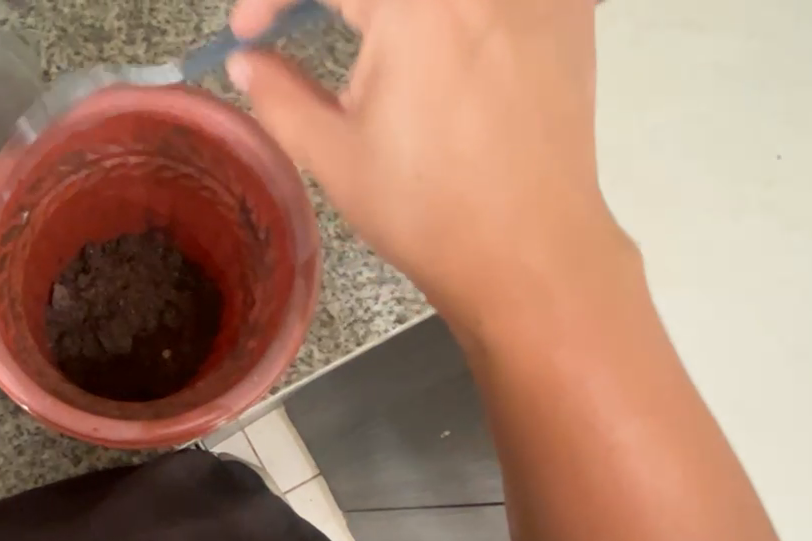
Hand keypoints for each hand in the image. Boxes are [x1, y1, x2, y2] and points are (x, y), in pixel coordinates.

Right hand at [226, 0, 627, 335]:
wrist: (523, 244)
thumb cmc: (423, 209)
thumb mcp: (334, 156)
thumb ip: (279, 98)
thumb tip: (244, 63)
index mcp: (414, 6)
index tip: (246, 32)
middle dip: (329, 0)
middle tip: (302, 22)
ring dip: (386, 11)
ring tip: (367, 40)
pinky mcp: (566, 5)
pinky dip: (449, 17)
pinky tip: (443, 49)